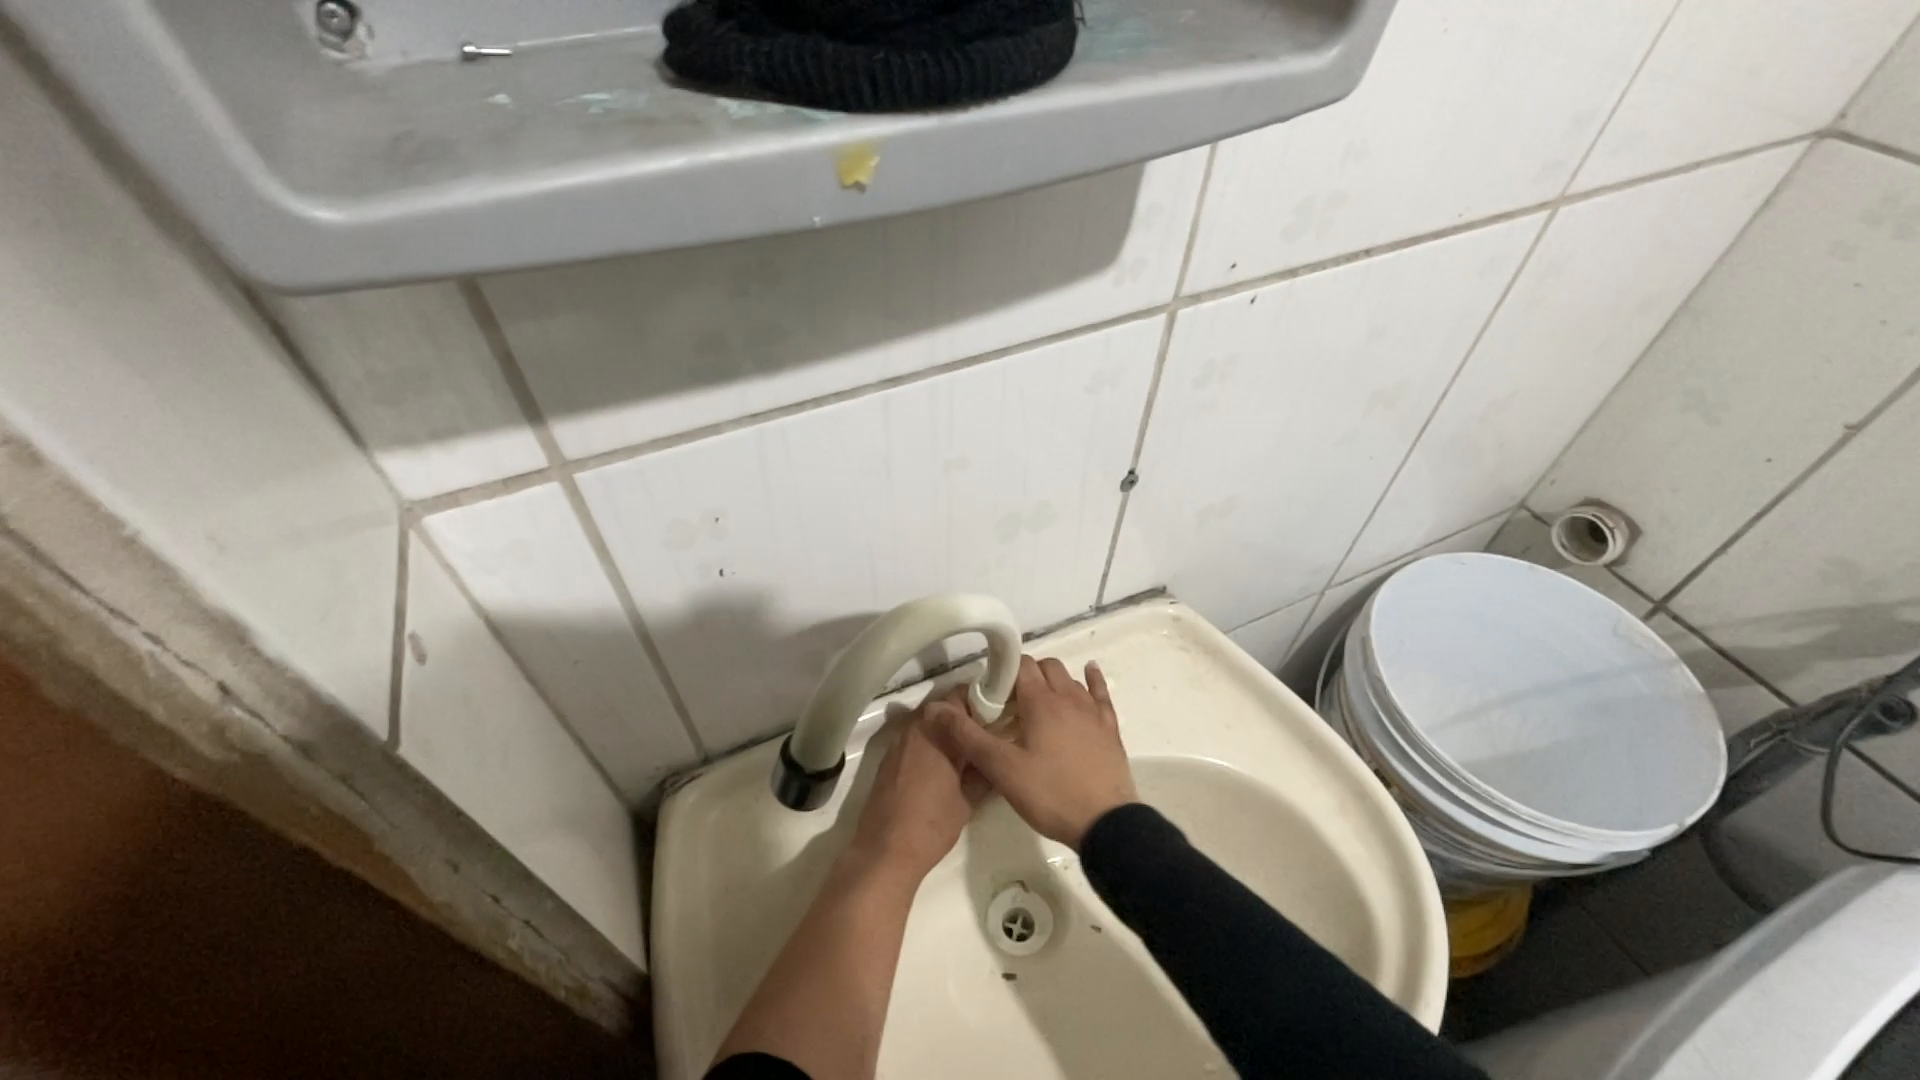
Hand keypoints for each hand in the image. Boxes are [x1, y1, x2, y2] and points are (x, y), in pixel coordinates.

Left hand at [846, 687, 980, 884]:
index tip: (999, 713)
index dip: (982, 701)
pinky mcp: (889, 758)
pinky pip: (914, 737)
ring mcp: (898, 742)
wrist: (884, 850)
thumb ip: (984, 772)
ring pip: (927, 722)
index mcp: (937, 731)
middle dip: (964, 715)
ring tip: (968, 748)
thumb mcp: (968, 800)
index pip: (961, 696)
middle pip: (943, 707)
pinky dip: (930, 742)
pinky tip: (944, 763)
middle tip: (987, 732)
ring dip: (946, 728)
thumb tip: (997, 756)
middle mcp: (915, 728)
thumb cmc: (931, 824)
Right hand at [933, 656, 1136, 849]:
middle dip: (1027, 676)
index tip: (991, 693)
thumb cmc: (1049, 794)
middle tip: (1011, 703)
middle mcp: (1069, 697)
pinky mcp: (1110, 728)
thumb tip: (935, 708)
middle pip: (1046, 667)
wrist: (1106, 823)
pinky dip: (1091, 680)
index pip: (1020, 665)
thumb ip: (968, 736)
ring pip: (1070, 680)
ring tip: (1038, 703)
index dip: (1003, 672)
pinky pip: (1100, 692)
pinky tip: (1089, 673)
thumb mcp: (1001, 769)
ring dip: (1053, 682)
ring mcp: (1093, 711)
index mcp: (1041, 702)